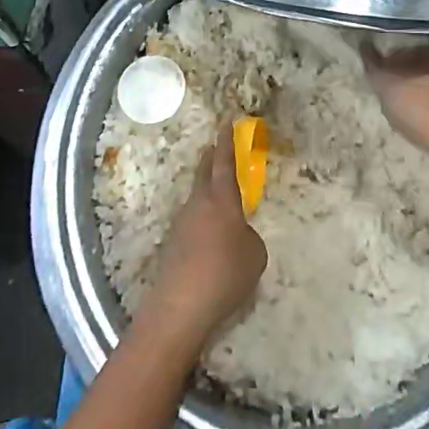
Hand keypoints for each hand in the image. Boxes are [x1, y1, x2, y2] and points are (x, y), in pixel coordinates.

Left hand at [143, 127, 267, 341]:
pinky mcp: (173, 243)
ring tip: (220, 201)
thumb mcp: (255, 254)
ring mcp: (182, 222)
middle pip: (205, 173)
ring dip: (207, 192)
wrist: (181, 305)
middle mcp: (198, 203)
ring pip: (197, 198)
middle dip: (212, 158)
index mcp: (222, 198)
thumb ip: (249, 237)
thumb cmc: (225, 273)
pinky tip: (209, 239)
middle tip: (217, 148)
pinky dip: (202, 221)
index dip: (227, 142)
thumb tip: (238, 235)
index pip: (225, 162)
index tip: (227, 123)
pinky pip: (192, 222)